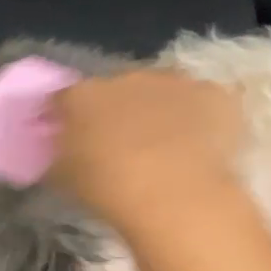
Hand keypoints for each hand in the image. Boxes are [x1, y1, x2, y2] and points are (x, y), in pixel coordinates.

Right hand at [47, 70, 247, 233]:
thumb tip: (58, 149)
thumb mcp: (60, 176)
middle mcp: (124, 77)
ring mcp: (172, 82)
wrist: (172, 193)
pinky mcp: (214, 94)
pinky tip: (193, 144)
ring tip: (157, 144)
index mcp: (81, 96)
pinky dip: (194, 117)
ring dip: (154, 109)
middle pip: (113, 89)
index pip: (61, 98)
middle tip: (113, 141)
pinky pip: (198, 102)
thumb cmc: (104, 187)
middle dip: (111, 109)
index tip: (62, 134)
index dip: (61, 115)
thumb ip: (56, 154)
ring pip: (158, 92)